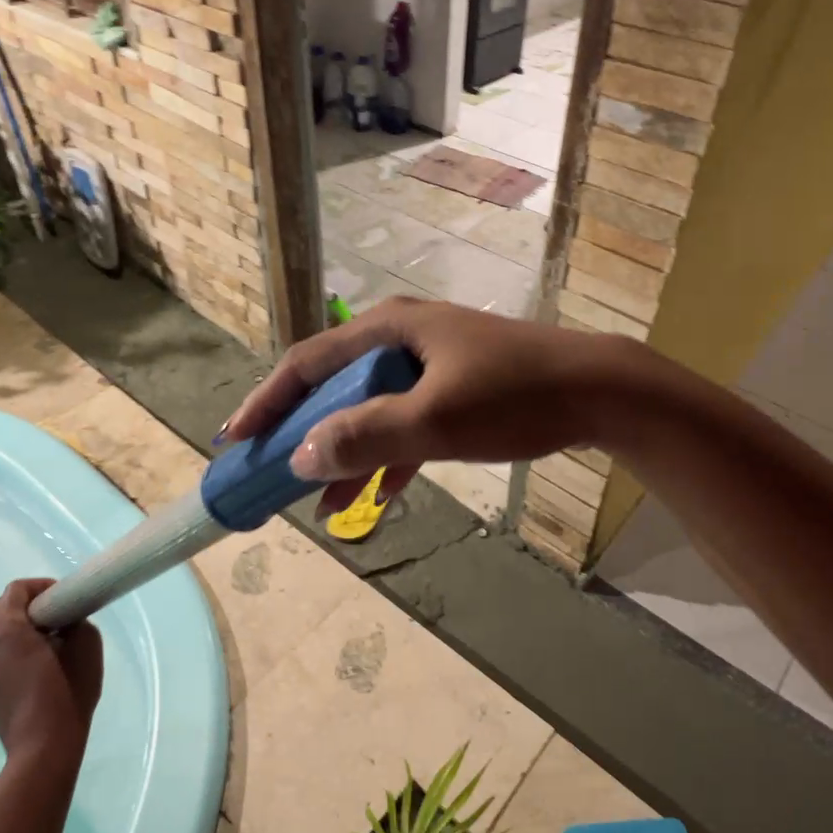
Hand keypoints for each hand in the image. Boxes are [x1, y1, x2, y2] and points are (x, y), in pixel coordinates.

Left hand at [0, 579, 103, 761]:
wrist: (42, 745)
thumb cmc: (67, 693)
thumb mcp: (86, 645)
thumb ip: (75, 622)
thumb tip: (66, 620)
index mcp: (7, 629)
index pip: (16, 590)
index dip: (41, 586)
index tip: (64, 597)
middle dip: (25, 603)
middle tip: (54, 613)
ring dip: (14, 623)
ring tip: (43, 636)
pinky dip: (8, 643)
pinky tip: (33, 657)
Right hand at [222, 297, 641, 514]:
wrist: (598, 392)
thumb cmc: (513, 398)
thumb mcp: (433, 421)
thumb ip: (363, 438)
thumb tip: (299, 456)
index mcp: (389, 328)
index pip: (308, 364)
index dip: (267, 403)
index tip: (234, 442)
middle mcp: (403, 337)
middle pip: (335, 386)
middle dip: (302, 434)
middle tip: (267, 474)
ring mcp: (430, 363)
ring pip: (369, 410)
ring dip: (343, 455)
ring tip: (316, 504)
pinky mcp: (454, 388)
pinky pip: (403, 424)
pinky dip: (385, 458)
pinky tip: (370, 498)